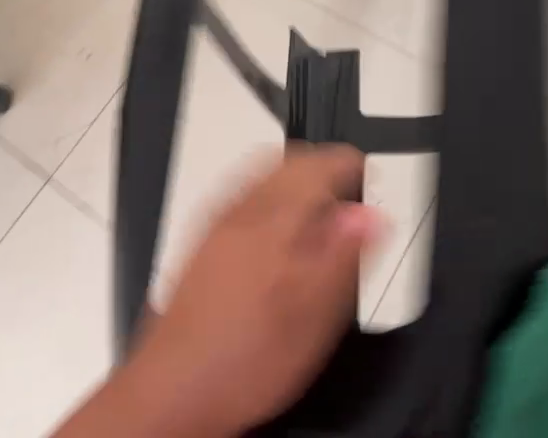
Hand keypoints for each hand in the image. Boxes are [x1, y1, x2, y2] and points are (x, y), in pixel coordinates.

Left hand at [56, 144, 383, 437]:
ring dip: (295, 177)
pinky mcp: (202, 238)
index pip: (317, 165)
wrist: (177, 386)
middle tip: (349, 185)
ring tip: (321, 203)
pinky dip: (269, 195)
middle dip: (322, 166)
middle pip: (286, 161)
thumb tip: (370, 215)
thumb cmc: (241, 361)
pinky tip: (281, 227)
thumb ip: (344, 257)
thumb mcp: (314, 317)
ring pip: (262, 174)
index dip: (352, 166)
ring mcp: (216, 222)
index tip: (369, 176)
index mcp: (272, 223)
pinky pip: (241, 194)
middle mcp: (239, 211)